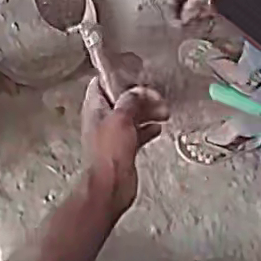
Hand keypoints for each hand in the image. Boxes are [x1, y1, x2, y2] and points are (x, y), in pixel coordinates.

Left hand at [79, 80, 168, 214]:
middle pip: (122, 99)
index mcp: (95, 107)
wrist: (110, 186)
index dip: (117, 76)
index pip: (102, 83)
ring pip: (131, 116)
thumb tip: (139, 90)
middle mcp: (102, 119)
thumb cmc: (110, 152)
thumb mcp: (121, 118)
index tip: (137, 74)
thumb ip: (130, 101)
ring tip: (165, 112)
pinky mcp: (123, 148)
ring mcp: (112, 134)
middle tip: (159, 98)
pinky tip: (159, 128)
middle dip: (140, 97)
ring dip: (148, 112)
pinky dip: (148, 128)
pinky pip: (136, 133)